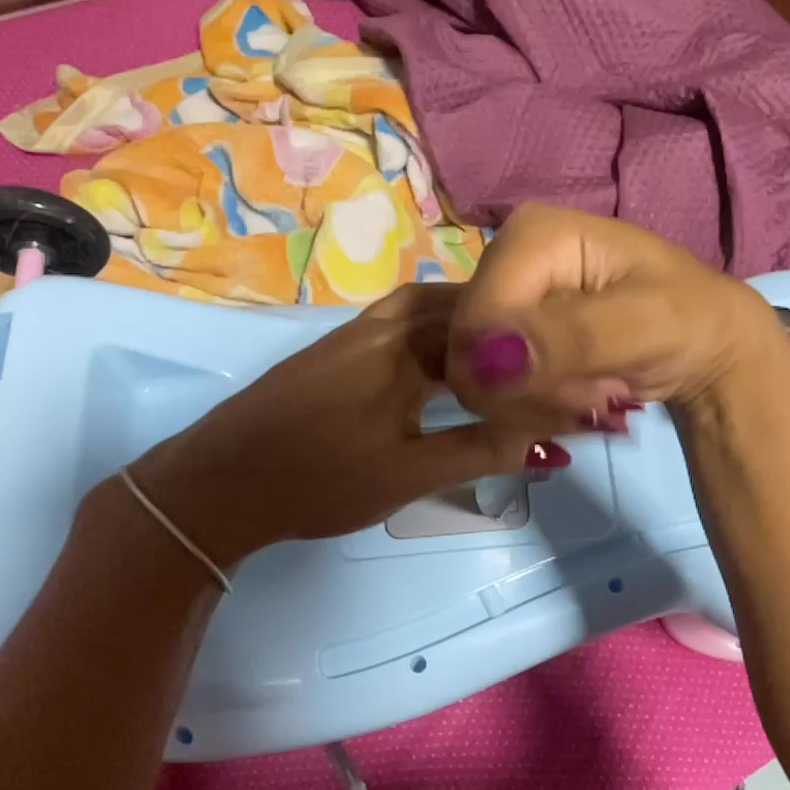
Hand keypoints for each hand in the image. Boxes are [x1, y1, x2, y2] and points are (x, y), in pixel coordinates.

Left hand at [120, 284, 560, 566]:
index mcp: (406, 349)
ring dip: (468, 322)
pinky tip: (442, 362)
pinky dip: (436, 332)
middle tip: (544, 347)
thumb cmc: (318, 480)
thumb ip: (482, 451)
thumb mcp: (410, 474)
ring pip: (426, 311)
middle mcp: (382, 325)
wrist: (216, 484)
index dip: (535, 349)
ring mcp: (352, 334)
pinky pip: (401, 324)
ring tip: (502, 350)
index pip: (490, 332)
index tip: (572, 364)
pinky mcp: (332, 351)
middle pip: (458, 305)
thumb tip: (551, 442)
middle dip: (506, 321)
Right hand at [446, 203, 782, 433]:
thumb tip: (492, 360)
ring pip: (479, 382)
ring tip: (595, 395)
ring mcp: (501, 301)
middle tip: (597, 396)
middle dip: (533, 393)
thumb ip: (571, 338)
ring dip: (539, 406)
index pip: (477, 324)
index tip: (589, 391)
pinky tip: (578, 398)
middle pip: (471, 356)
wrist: (704, 342)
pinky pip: (493, 391)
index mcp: (529, 234)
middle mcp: (501, 260)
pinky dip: (536, 408)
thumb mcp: (644, 325)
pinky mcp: (506, 335)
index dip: (518, 375)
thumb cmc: (686, 321)